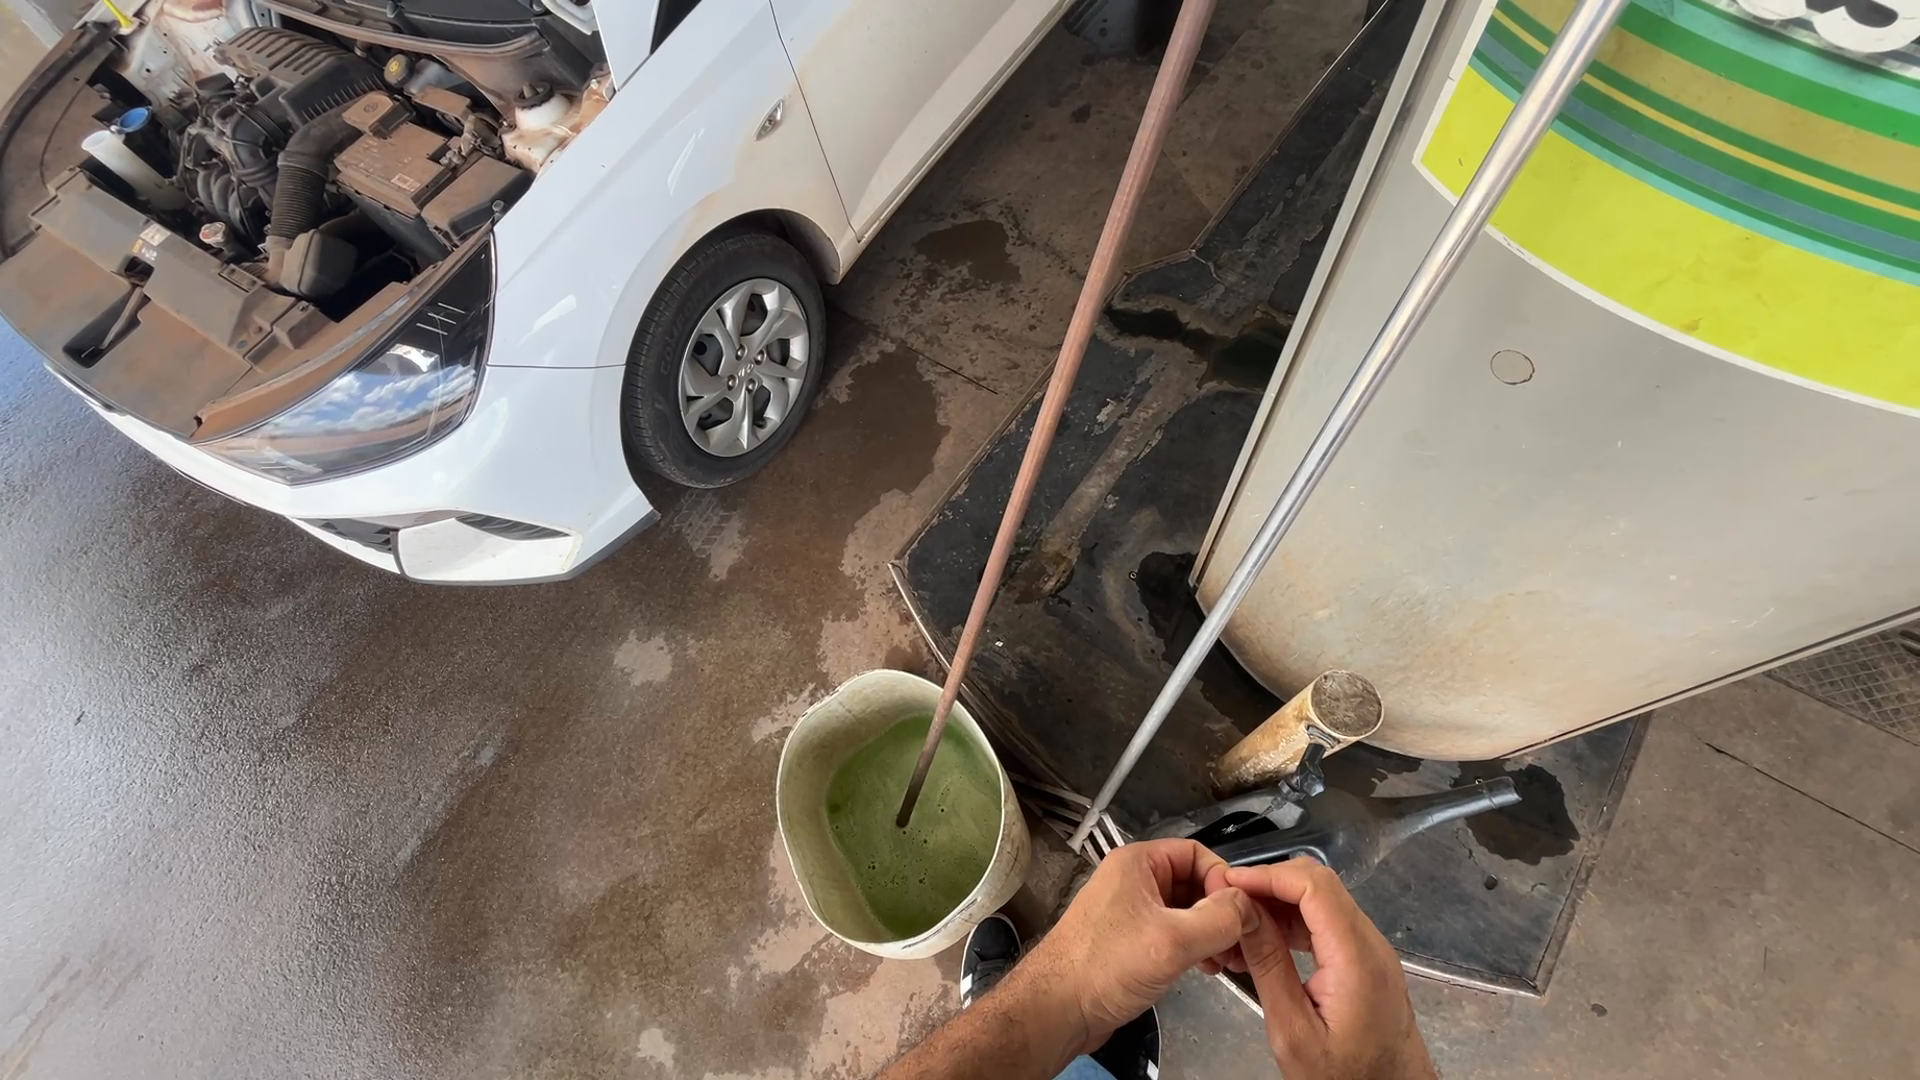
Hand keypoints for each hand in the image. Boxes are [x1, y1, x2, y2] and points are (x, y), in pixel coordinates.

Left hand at [1015, 839, 1259, 1052]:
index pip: (1195, 852)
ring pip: (1185, 910)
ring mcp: (1131, 910)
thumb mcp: (1173, 939)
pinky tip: (1206, 968)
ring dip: (1210, 932)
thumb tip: (1249, 906)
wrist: (1059, 1006)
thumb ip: (1217, 919)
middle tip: (1242, 944)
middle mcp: (1135, 879)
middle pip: (1192, 882)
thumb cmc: (1108, 963)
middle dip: (1221, 911)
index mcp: (1138, 862)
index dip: (1222, 879)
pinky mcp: (1131, 939)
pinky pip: (1173, 932)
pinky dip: (1194, 946)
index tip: (1242, 913)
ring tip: (1228, 961)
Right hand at [1221, 859, 1436, 1079]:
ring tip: (1241, 921)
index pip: (1313, 885)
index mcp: (1357, 959)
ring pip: (1321, 897)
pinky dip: (1292, 917)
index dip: (1268, 874)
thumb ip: (1267, 963)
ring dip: (1278, 899)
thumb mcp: (1292, 1031)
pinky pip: (1326, 919)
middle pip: (1318, 882)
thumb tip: (1241, 907)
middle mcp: (1371, 944)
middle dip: (1270, 882)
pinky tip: (1265, 937)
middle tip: (1230, 901)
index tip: (1229, 885)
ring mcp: (1372, 951)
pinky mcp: (1367, 961)